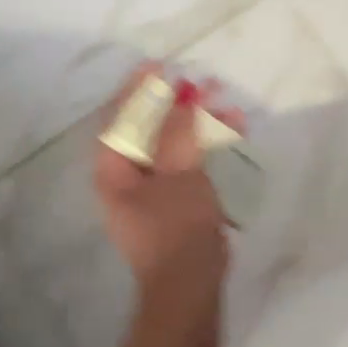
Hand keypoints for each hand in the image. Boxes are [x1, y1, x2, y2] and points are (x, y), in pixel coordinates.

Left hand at [93, 63, 246, 295]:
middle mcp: (128, 176)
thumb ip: (181, 132)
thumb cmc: (176, 226)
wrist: (190, 281)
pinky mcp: (178, 196)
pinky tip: (234, 126)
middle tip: (201, 81)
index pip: (119, 120)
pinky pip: (190, 156)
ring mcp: (154, 187)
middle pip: (147, 127)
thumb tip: (185, 98)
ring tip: (225, 98)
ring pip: (173, 139)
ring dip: (197, 117)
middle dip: (175, 102)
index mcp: (114, 171)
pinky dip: (208, 139)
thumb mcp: (179, 172)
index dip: (135, 91)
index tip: (157, 65)